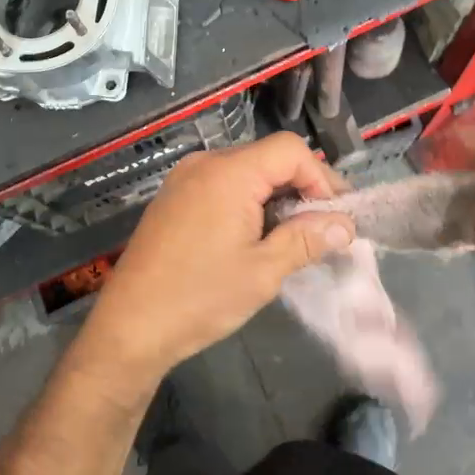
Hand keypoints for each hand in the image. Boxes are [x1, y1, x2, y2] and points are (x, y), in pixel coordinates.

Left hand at [76, 132, 357, 387]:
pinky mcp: (174, 196)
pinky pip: (222, 183)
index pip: (289, 149)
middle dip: (301, 187)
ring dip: (275, 196)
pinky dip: (247, 201)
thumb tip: (344, 224)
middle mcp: (206, 162)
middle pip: (268, 157)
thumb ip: (305, 240)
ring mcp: (186, 177)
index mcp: (229, 172)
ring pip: (246, 171)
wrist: (130, 325)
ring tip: (293, 237)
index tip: (336, 216)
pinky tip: (255, 236)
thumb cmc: (200, 297)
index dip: (320, 177)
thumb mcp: (263, 271)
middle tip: (323, 228)